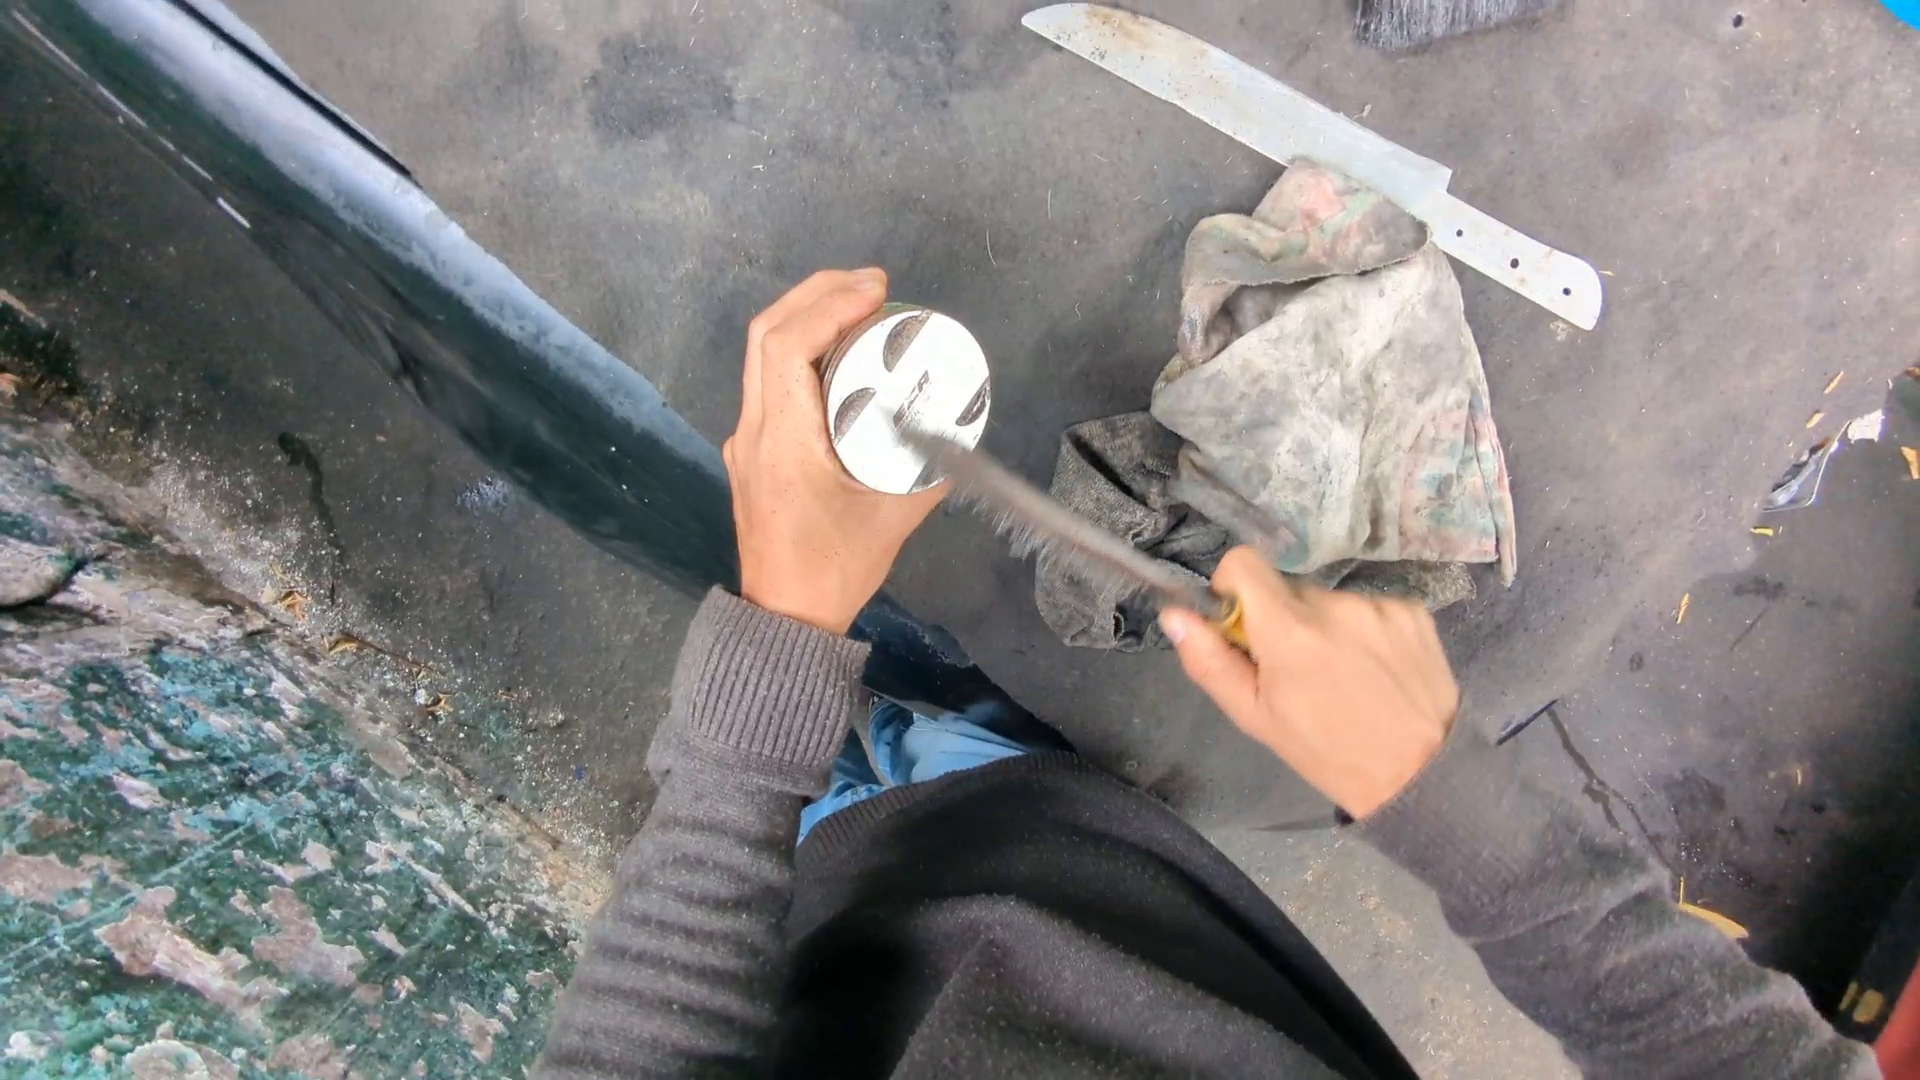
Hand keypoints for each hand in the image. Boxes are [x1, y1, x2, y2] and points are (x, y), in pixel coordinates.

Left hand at [724, 269, 945, 634]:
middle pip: (765, 335)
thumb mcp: (891, 522)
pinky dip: (799, 349)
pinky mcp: (751, 451)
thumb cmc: (833, 572)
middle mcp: (753, 431)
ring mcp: (745, 440)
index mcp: (782, 443)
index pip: (785, 348)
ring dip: (805, 316)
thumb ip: (928, 476)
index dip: (828, 306)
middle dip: (816, 294)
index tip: (876, 292)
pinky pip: (768, 380)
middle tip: (872, 284)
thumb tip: (955, 435)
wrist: (782, 617)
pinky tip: (838, 353)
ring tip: (858, 304)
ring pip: (761, 354)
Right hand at [1161, 548, 1459, 817]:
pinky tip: (1371, 667)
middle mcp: (1335, 606)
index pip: (1243, 562)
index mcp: (1290, 631)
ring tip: (1339, 672)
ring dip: (1321, 625)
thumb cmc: (1324, 751)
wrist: (1424, 775)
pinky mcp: (1413, 611)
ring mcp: (1379, 606)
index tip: (1242, 622)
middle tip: (1294, 666)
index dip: (1232, 586)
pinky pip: (1364, 606)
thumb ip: (1209, 661)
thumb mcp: (1254, 716)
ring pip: (1325, 599)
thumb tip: (1174, 614)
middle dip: (1279, 617)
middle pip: (1285, 587)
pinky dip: (1360, 629)